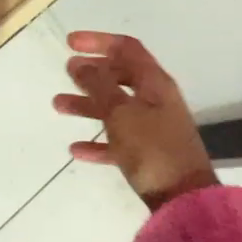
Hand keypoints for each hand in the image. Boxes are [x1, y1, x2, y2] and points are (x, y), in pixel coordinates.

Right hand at [53, 31, 215, 210]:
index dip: (98, 41)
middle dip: (91, 73)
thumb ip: (98, 86)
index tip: (70, 43)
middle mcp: (155, 101)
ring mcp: (152, 128)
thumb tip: (80, 64)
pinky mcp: (147, 156)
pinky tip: (76, 149)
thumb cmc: (153, 149)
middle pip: (120, 77)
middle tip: (66, 72)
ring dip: (87, 105)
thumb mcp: (121, 112)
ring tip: (58, 105)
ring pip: (115, 108)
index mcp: (154, 83)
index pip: (126, 49)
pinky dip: (97, 141)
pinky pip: (117, 141)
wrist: (184, 200)